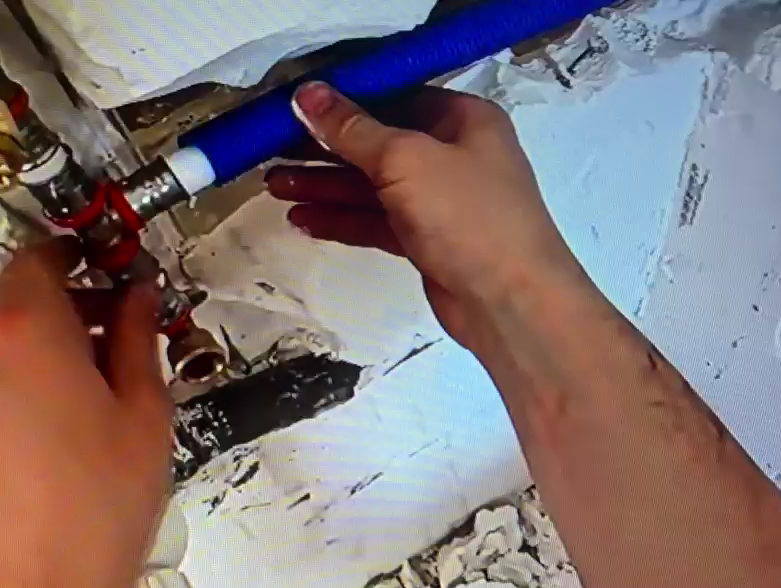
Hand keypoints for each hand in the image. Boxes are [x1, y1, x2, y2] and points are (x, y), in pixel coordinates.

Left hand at [0, 242, 172, 587]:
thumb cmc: (104, 502)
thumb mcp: (145, 415)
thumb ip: (137, 338)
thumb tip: (136, 292)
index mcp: (23, 326)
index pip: (41, 257)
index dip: (78, 262)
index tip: (112, 284)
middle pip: (18, 306)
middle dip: (67, 317)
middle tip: (118, 359)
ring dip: (41, 359)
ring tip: (88, 414)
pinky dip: (16, 393)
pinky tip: (52, 443)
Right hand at [267, 83, 590, 356]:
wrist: (507, 299)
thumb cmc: (467, 216)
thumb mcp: (406, 161)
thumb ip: (353, 131)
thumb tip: (306, 96)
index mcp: (460, 119)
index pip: (392, 101)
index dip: (343, 106)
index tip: (294, 113)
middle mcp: (450, 156)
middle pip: (375, 148)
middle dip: (323, 154)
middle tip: (273, 157)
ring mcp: (436, 203)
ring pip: (370, 190)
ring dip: (324, 189)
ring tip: (275, 190)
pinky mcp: (424, 243)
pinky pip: (374, 223)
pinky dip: (341, 221)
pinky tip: (304, 222)